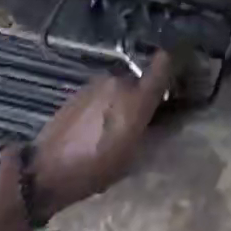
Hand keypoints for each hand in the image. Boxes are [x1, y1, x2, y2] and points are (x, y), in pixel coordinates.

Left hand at [28, 51, 178, 213]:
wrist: (45, 170)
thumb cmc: (95, 168)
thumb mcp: (133, 157)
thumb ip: (154, 129)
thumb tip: (172, 116)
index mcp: (138, 96)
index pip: (165, 61)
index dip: (177, 60)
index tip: (185, 67)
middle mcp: (120, 81)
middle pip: (143, 78)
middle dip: (147, 92)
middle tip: (148, 114)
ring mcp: (97, 83)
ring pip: (122, 85)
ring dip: (126, 98)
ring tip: (120, 124)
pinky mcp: (80, 90)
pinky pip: (105, 91)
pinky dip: (108, 102)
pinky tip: (100, 125)